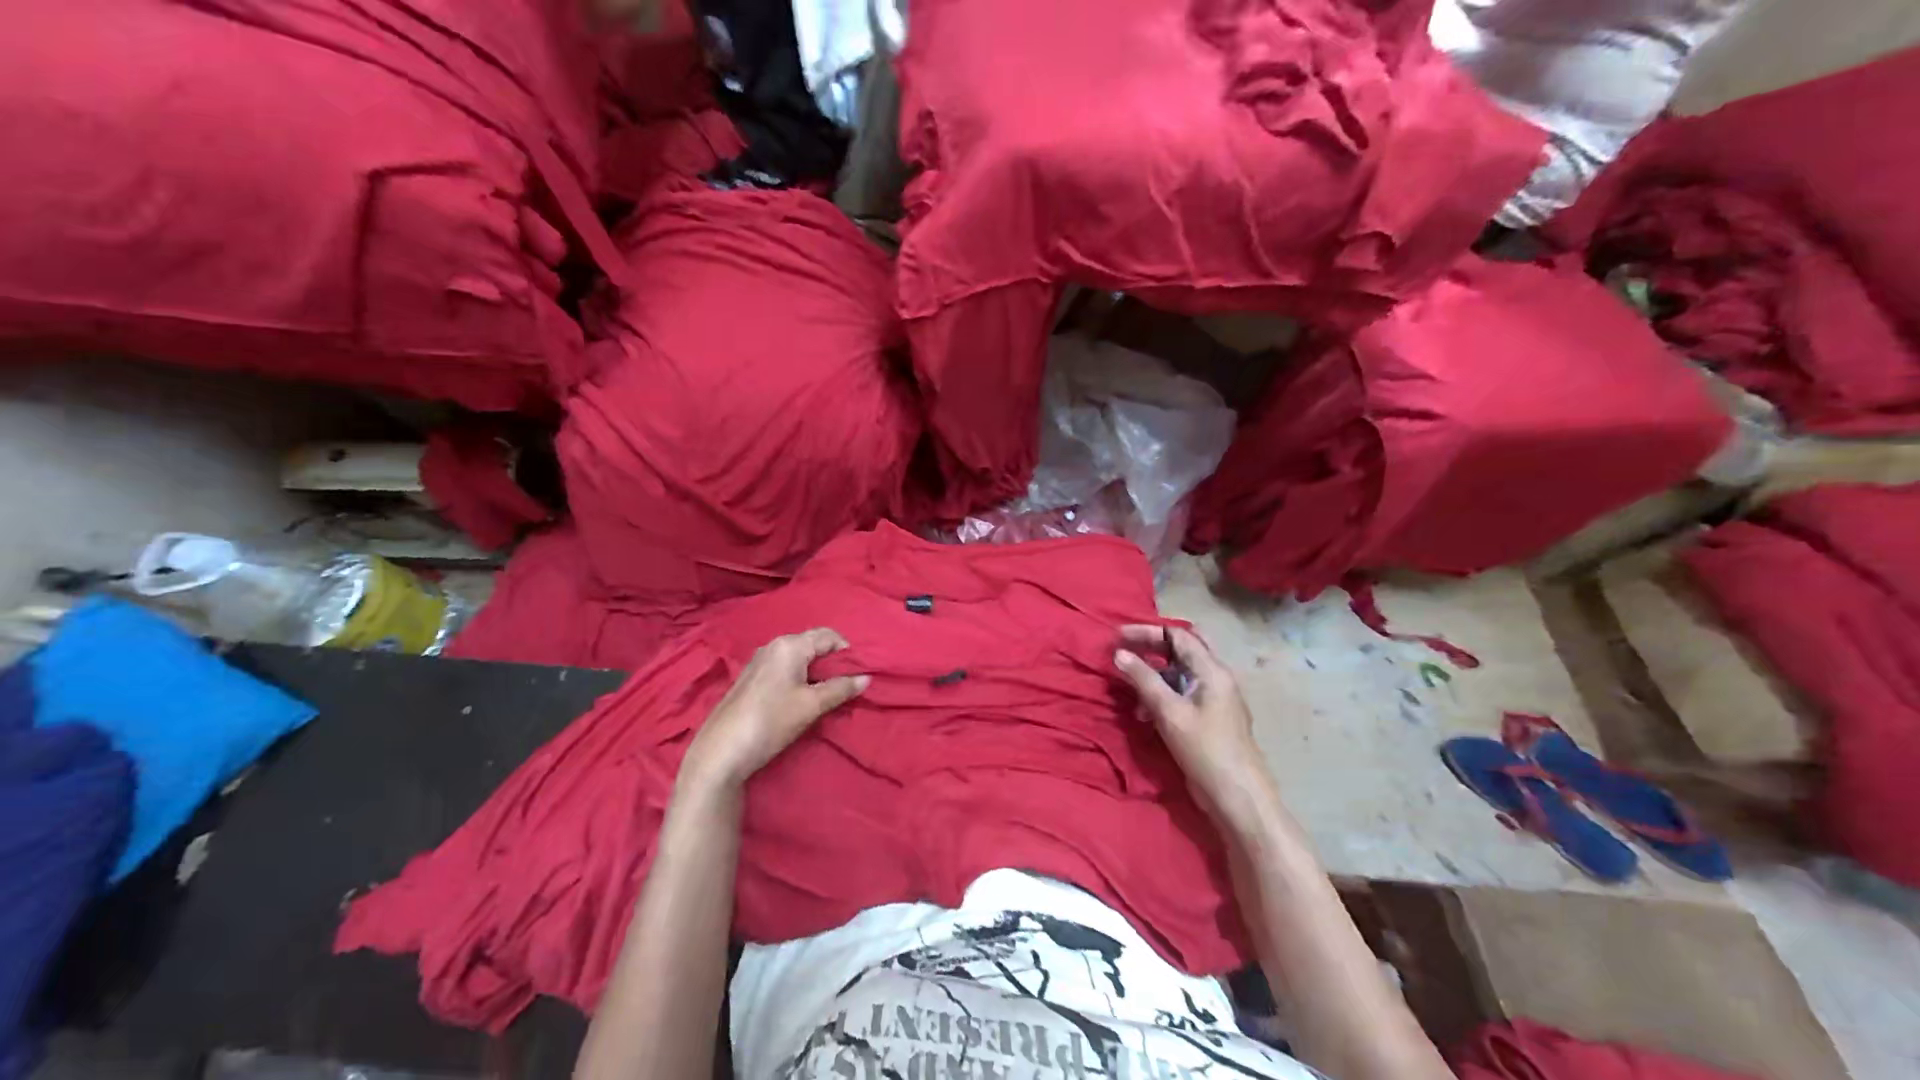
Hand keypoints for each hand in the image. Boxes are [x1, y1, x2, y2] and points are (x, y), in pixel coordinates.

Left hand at [680, 628, 869, 793]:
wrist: (722, 751)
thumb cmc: (771, 721)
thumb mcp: (812, 705)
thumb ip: (841, 688)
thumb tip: (866, 678)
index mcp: (790, 645)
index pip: (829, 635)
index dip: (847, 652)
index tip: (858, 674)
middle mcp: (773, 646)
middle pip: (813, 644)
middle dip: (832, 662)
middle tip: (846, 686)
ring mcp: (759, 662)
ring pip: (798, 658)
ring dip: (816, 672)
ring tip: (827, 696)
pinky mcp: (751, 679)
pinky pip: (784, 669)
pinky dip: (799, 679)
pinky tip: (802, 700)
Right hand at [1114, 625, 1267, 823]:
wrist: (1236, 794)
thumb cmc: (1204, 749)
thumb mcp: (1169, 712)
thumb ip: (1143, 679)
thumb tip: (1120, 653)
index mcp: (1212, 670)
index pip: (1178, 636)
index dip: (1146, 633)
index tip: (1117, 638)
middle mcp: (1215, 678)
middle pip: (1181, 650)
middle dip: (1151, 649)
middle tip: (1125, 654)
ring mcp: (1213, 698)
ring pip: (1179, 674)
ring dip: (1153, 677)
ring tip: (1130, 693)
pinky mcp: (1207, 717)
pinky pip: (1181, 695)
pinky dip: (1160, 696)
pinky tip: (1144, 715)